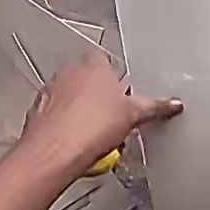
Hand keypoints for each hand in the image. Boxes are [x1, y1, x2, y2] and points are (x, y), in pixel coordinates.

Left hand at [19, 52, 181, 174]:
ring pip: (71, 97)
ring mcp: (51, 91)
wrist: (55, 152)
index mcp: (93, 65)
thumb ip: (154, 107)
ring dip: (82, 111)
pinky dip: (66, 125)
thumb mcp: (133, 115)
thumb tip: (171, 105)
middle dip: (100, 96)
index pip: (105, 58)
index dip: (115, 73)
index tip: (124, 88)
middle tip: (114, 115)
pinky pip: (57, 115)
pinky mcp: (39, 113)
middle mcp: (69, 73)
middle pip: (88, 79)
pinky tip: (78, 141)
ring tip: (97, 133)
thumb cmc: (88, 127)